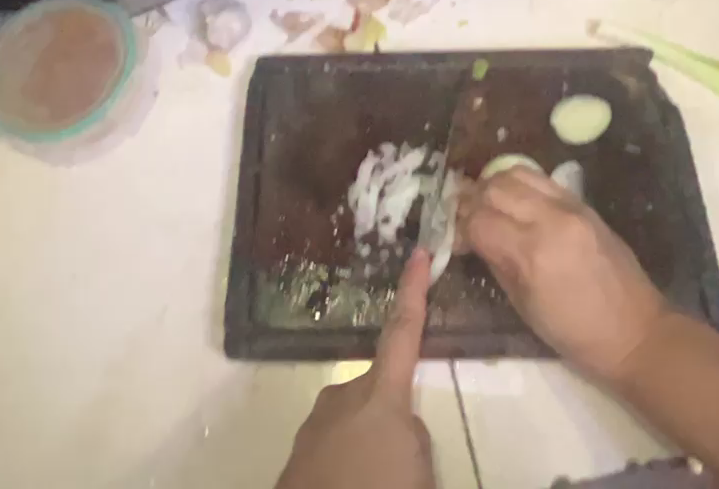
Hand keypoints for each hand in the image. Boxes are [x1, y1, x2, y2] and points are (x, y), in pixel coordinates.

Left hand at [275, 248, 436, 488]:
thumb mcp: (423, 473)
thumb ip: (414, 439)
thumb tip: (400, 431)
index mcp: (382, 398)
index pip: (405, 332)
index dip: (414, 291)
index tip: (419, 253)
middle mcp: (343, 399)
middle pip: (381, 396)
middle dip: (395, 421)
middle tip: (406, 470)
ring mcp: (314, 427)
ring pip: (357, 427)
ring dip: (370, 450)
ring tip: (377, 483)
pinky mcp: (295, 459)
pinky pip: (334, 452)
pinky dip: (347, 469)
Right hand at [458, 168, 667, 386]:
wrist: (635, 331)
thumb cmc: (574, 333)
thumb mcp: (522, 305)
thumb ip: (495, 260)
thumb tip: (471, 237)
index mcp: (532, 253)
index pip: (478, 220)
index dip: (459, 228)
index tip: (456, 240)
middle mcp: (549, 219)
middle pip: (493, 189)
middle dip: (471, 201)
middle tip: (464, 219)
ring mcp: (569, 207)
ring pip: (516, 174)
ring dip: (493, 186)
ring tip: (487, 205)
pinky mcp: (583, 203)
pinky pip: (541, 180)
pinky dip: (520, 185)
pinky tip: (514, 202)